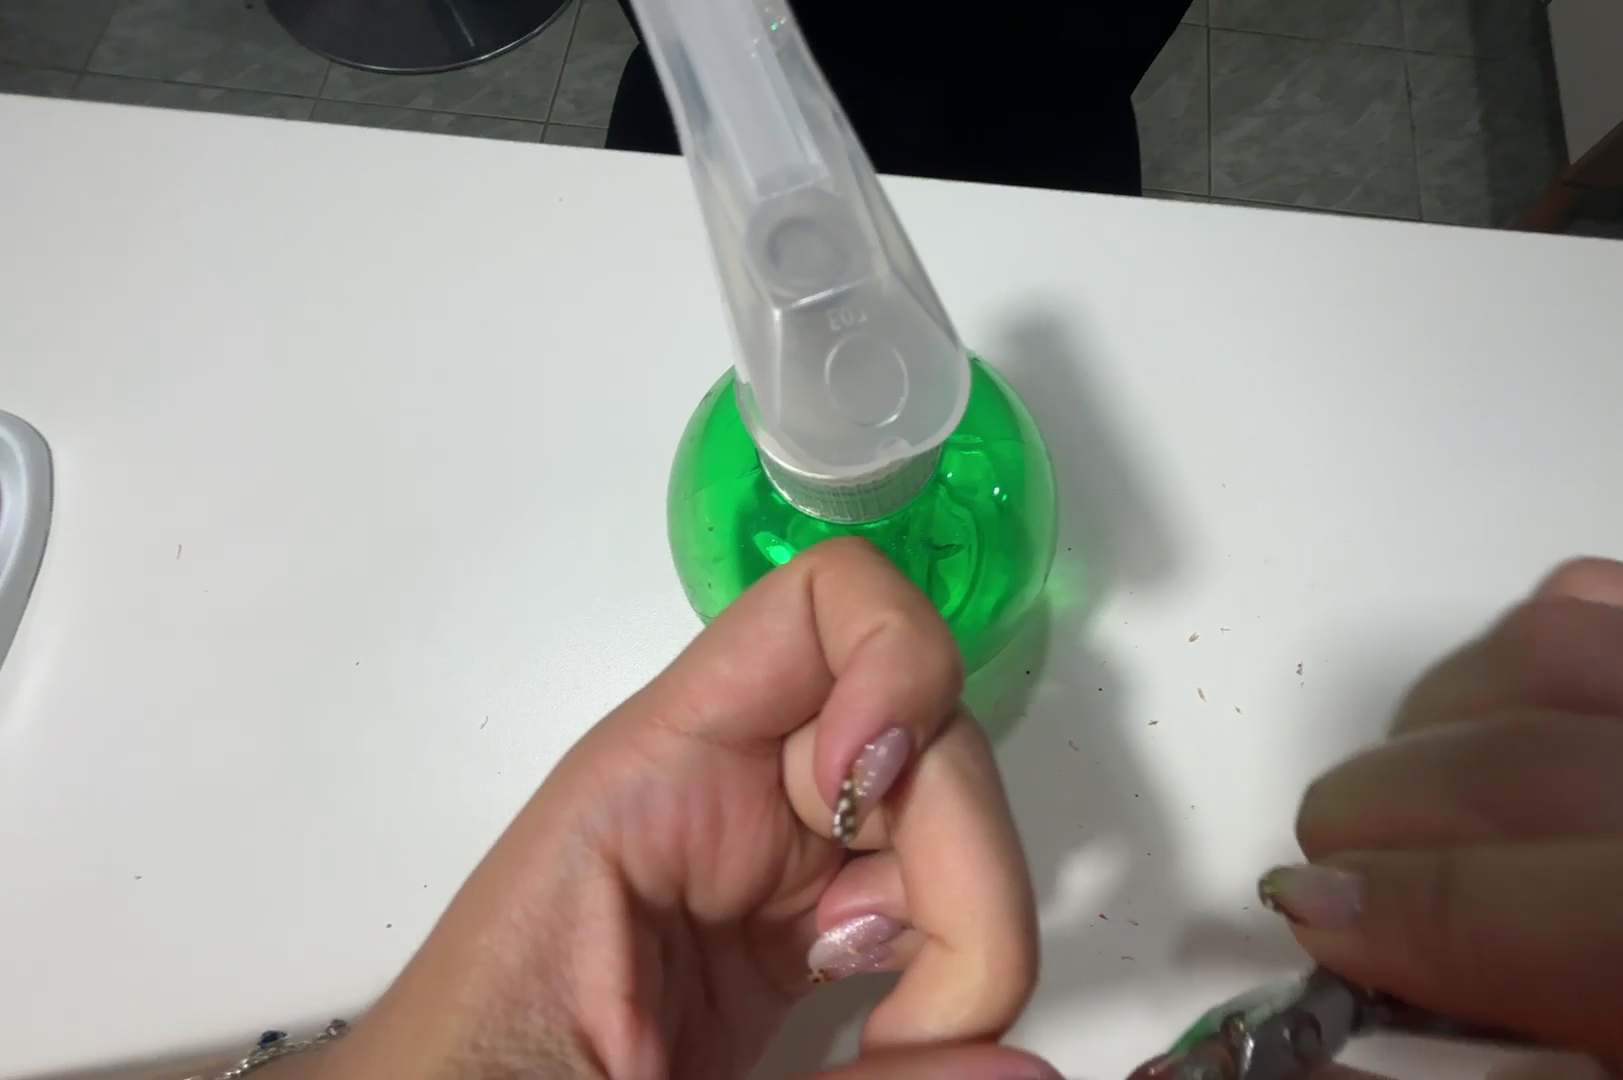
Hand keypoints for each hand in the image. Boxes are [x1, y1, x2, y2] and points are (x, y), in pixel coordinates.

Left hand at [301, 538, 1047, 1079]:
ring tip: (896, 1035)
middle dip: (963, 858)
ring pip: (951, 808)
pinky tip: (889, 1024)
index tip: (863, 806)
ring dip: (969, 922)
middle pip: (931, 725)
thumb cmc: (483, 1078)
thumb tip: (1025, 1068)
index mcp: (669, 760)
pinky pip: (937, 886)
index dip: (893, 666)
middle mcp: (750, 775)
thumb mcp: (627, 1071)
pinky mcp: (820, 910)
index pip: (824, 600)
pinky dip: (951, 957)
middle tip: (918, 1003)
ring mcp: (795, 840)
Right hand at [1271, 558, 1622, 1079]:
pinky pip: (1607, 598)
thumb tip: (1314, 1049)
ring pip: (1570, 644)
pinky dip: (1500, 657)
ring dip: (1430, 720)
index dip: (1473, 911)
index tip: (1316, 916)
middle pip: (1588, 760)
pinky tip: (1494, 727)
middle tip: (1332, 869)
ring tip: (1413, 795)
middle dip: (1395, 806)